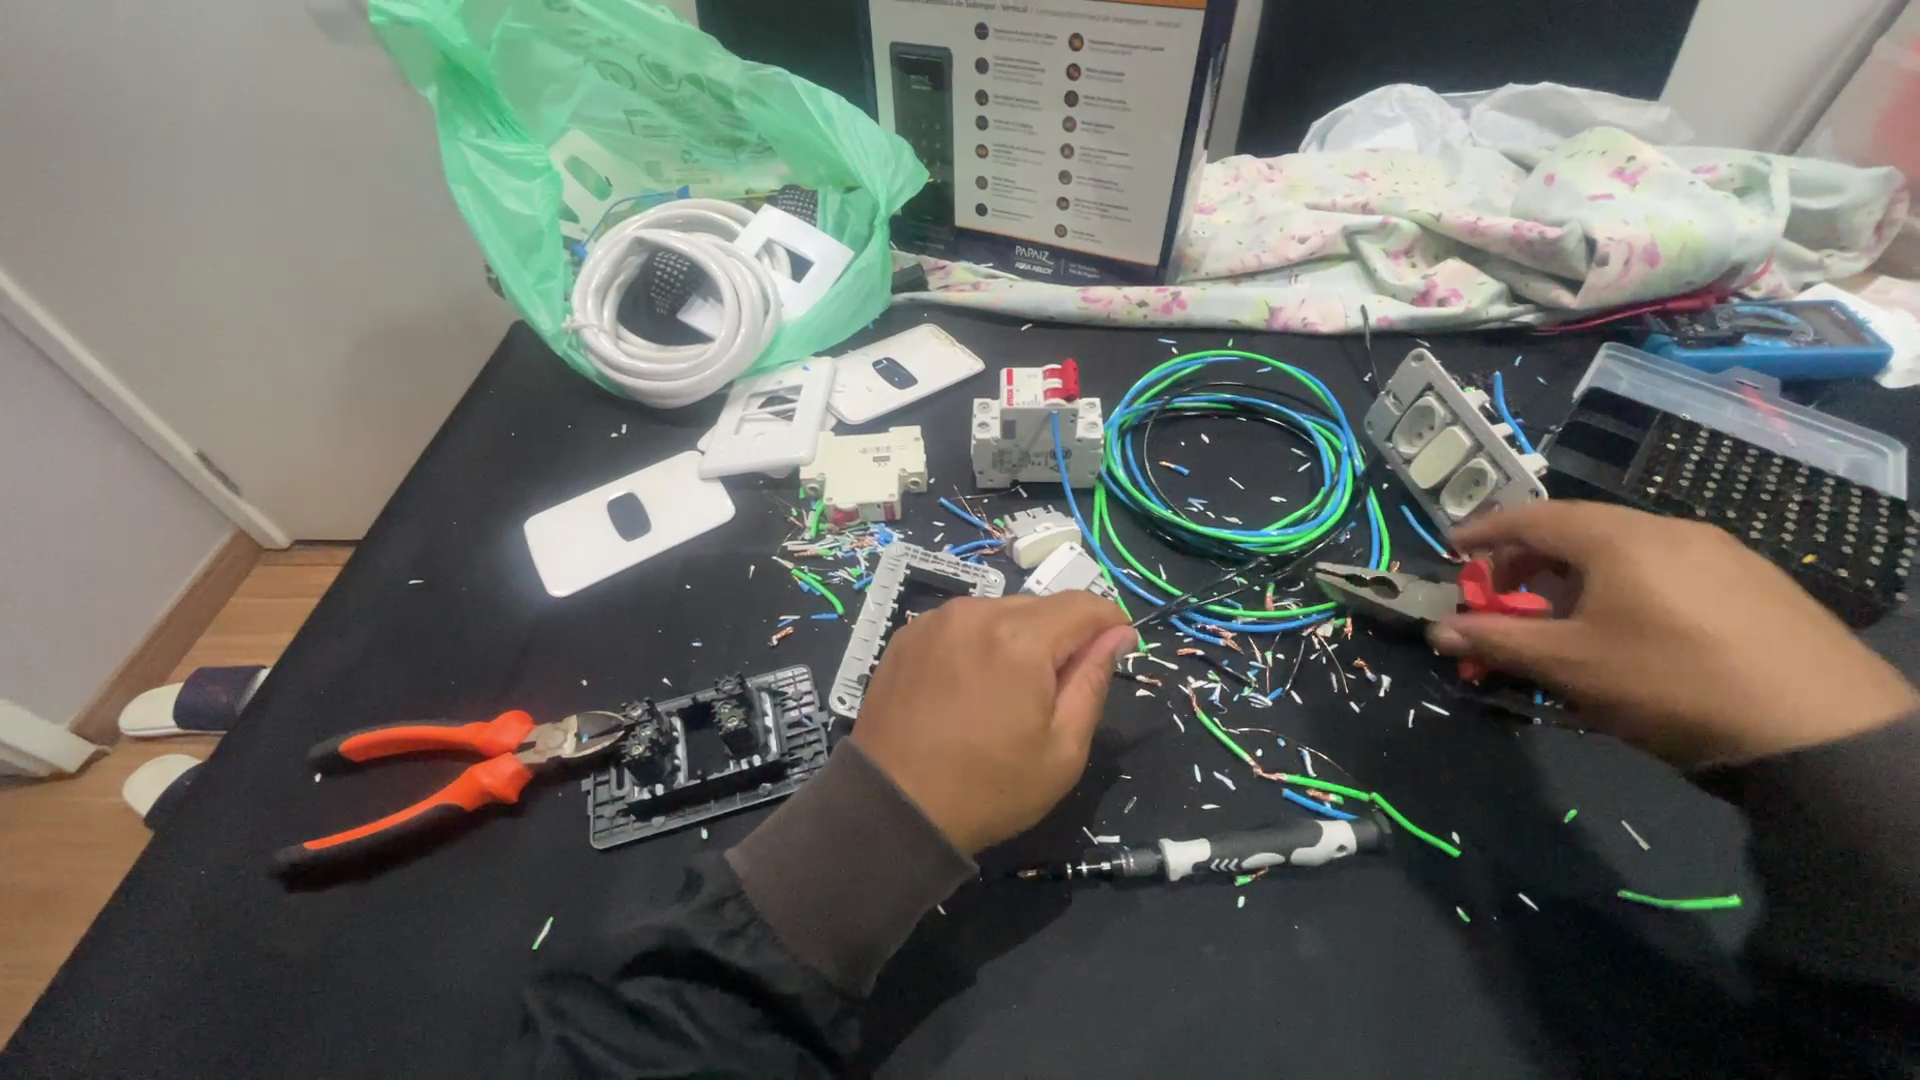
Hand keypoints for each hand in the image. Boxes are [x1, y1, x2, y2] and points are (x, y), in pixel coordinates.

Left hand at [850, 592, 1133, 855]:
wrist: (891, 809)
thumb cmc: (987, 788)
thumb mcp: (1062, 749)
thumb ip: (1093, 680)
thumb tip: (1118, 634)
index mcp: (1019, 638)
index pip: (1083, 605)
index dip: (1109, 623)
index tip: (1116, 650)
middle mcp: (975, 613)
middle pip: (1040, 606)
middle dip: (1062, 636)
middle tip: (1057, 691)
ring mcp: (935, 621)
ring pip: (999, 612)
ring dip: (1018, 639)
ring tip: (1008, 694)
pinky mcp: (907, 635)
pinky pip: (962, 625)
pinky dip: (979, 643)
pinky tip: (970, 687)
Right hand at [1428, 501, 1917, 767]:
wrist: (1823, 734)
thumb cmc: (1670, 684)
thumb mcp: (1568, 666)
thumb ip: (1496, 641)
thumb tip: (1437, 631)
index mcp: (1620, 539)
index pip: (1533, 518)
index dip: (1485, 531)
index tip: (1452, 548)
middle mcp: (1670, 531)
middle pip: (1578, 528)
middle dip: (1527, 555)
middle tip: (1500, 589)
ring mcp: (1722, 554)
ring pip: (1624, 546)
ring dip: (1574, 571)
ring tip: (1559, 613)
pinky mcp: (1756, 583)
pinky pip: (1665, 566)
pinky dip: (1621, 581)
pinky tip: (1625, 624)